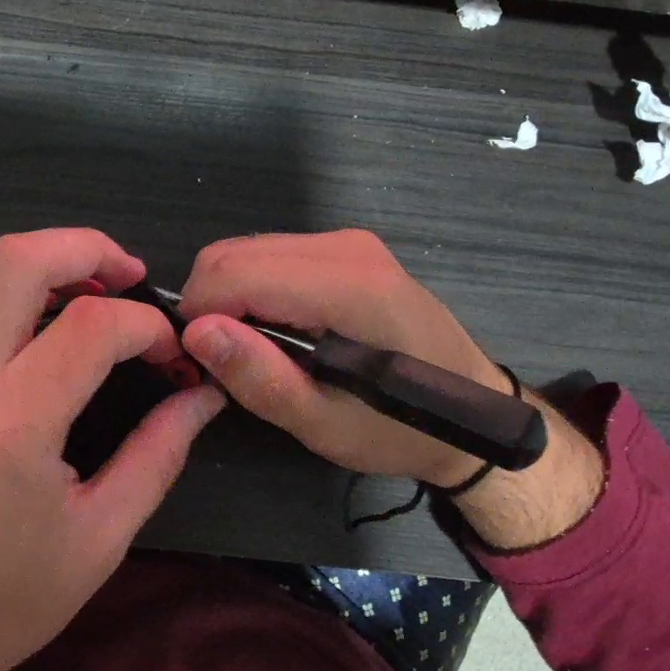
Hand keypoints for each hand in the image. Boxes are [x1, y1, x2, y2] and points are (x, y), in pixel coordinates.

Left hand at [0, 229, 227, 670]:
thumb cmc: (0, 604)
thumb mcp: (99, 540)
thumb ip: (157, 455)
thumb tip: (201, 395)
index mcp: (15, 422)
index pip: (94, 325)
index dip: (148, 326)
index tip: (170, 354)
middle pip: (20, 259)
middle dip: (87, 248)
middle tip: (128, 276)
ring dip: (32, 259)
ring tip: (77, 289)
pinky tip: (18, 317)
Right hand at [177, 229, 502, 487]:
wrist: (473, 410)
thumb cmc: (400, 428)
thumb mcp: (323, 424)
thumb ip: (260, 377)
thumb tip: (196, 332)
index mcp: (347, 287)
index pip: (233, 273)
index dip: (198, 316)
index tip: (199, 364)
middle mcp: (345, 247)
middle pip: (231, 254)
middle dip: (207, 306)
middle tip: (221, 362)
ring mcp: (347, 241)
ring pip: (244, 251)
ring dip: (227, 299)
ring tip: (250, 351)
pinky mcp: (346, 248)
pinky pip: (269, 255)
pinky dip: (251, 289)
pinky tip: (274, 332)